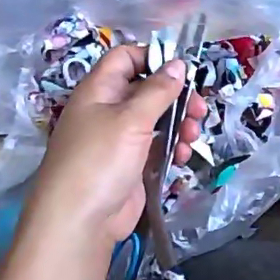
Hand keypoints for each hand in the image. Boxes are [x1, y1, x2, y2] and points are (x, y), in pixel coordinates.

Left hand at [30, 44, 207, 251]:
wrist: (80, 221)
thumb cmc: (101, 160)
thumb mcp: (132, 119)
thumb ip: (158, 90)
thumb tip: (178, 64)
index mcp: (99, 90)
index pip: (126, 58)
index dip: (153, 58)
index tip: (183, 71)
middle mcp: (108, 110)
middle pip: (148, 89)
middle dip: (177, 97)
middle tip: (200, 110)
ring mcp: (120, 138)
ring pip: (158, 119)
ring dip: (180, 124)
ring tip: (193, 137)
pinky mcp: (131, 163)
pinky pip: (158, 145)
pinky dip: (174, 147)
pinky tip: (184, 157)